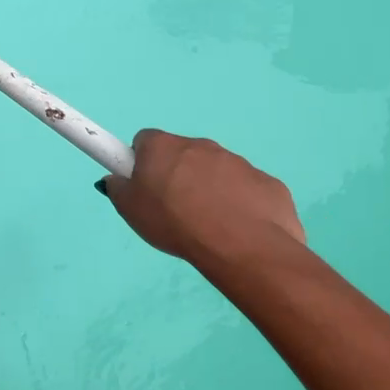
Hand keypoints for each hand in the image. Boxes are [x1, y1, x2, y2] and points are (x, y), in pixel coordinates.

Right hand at [100, 129, 305, 271]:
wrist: (244, 248)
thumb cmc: (174, 222)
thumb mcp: (128, 208)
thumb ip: (118, 187)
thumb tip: (119, 181)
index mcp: (163, 146)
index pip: (145, 140)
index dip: (142, 160)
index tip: (144, 183)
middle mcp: (201, 145)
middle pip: (183, 155)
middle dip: (178, 174)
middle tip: (174, 207)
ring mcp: (241, 163)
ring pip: (218, 172)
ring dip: (211, 189)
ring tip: (209, 223)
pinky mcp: (271, 184)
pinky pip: (249, 190)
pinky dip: (242, 204)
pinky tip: (238, 227)